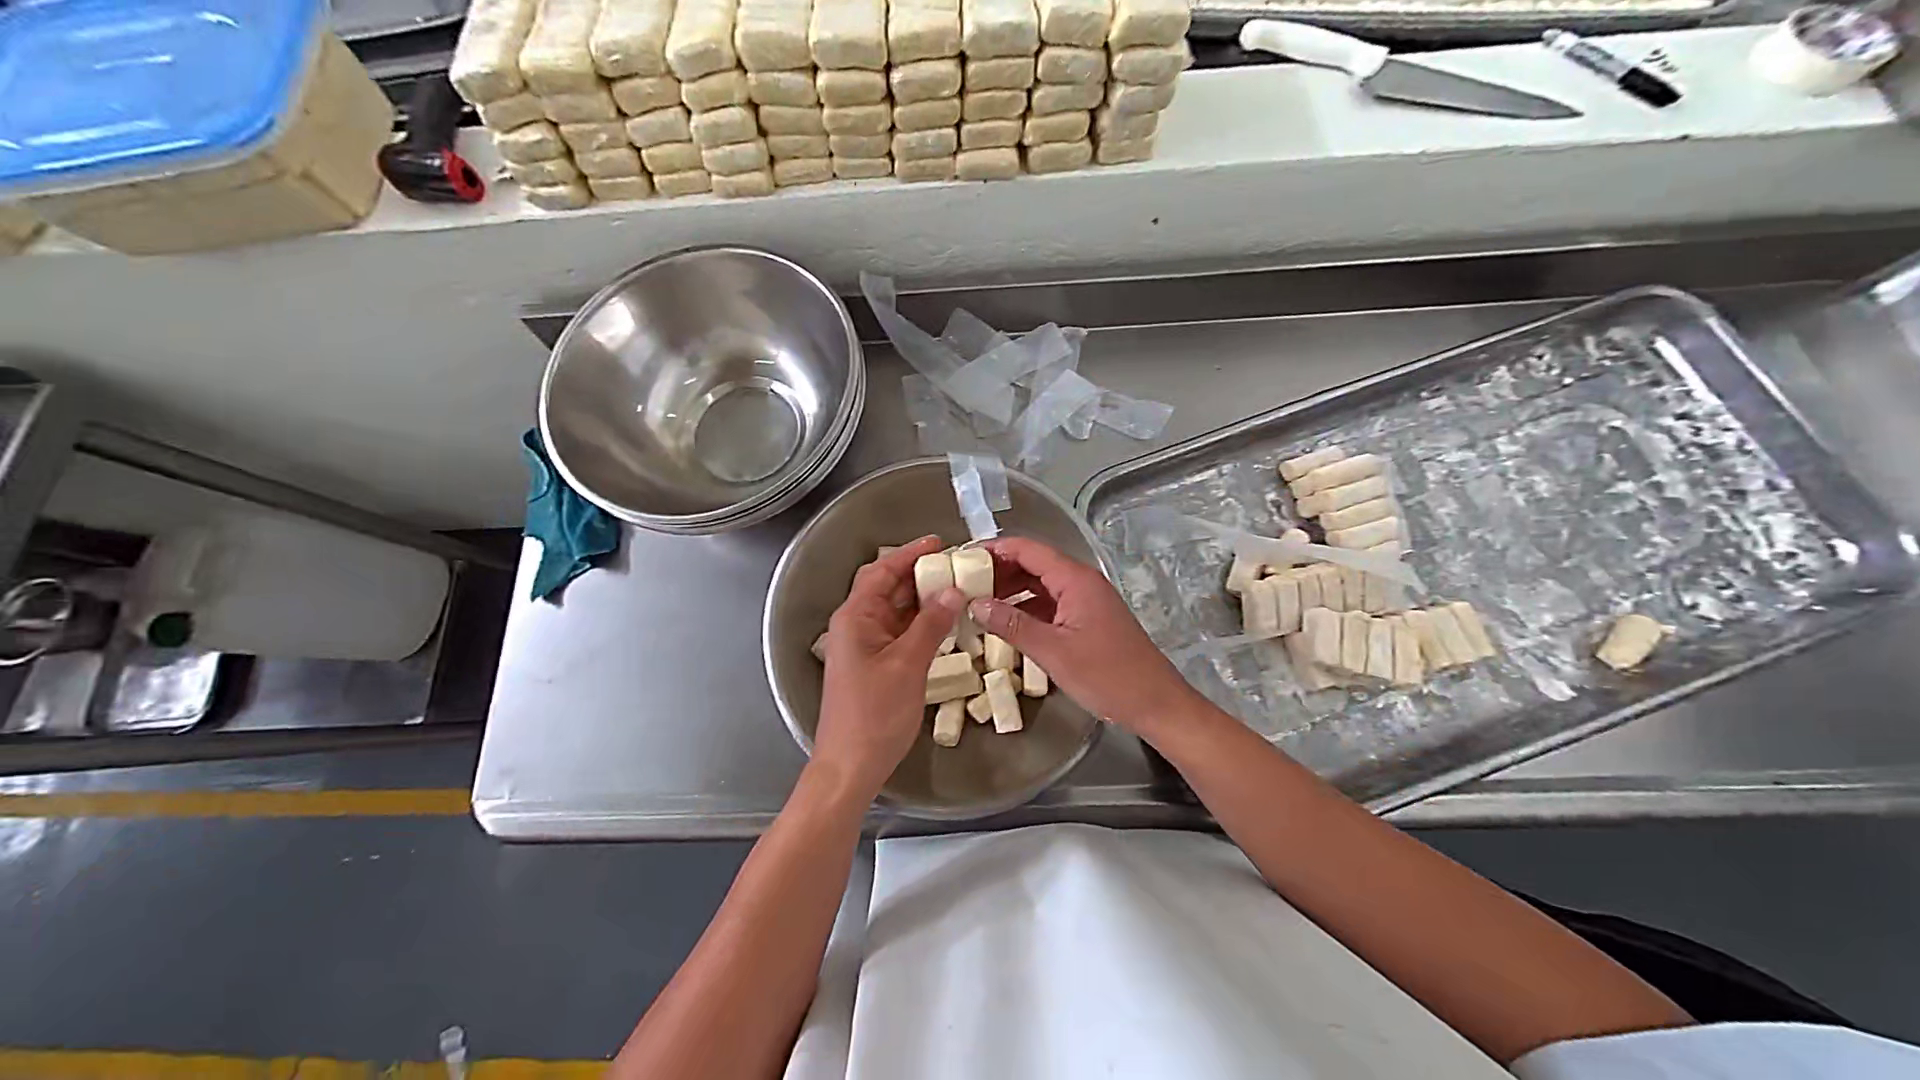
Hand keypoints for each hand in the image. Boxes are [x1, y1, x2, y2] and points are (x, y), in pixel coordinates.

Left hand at [815, 534, 962, 800]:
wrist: (850, 766)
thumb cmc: (874, 715)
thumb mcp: (908, 665)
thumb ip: (931, 624)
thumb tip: (953, 591)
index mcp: (855, 618)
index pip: (882, 572)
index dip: (909, 554)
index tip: (939, 543)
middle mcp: (856, 626)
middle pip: (888, 588)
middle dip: (919, 574)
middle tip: (955, 567)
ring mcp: (865, 647)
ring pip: (895, 611)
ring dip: (922, 600)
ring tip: (957, 590)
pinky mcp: (874, 665)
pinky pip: (899, 633)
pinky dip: (921, 624)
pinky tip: (944, 623)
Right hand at [969, 537, 1206, 737]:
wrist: (1156, 703)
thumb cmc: (1107, 676)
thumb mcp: (1053, 651)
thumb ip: (1012, 624)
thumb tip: (975, 604)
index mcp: (1075, 579)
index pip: (1027, 549)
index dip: (993, 550)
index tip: (962, 559)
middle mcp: (1081, 582)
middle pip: (1033, 564)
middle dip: (998, 571)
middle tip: (964, 585)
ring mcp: (1087, 601)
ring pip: (1041, 585)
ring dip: (1011, 591)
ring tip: (978, 604)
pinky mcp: (1089, 619)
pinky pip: (1051, 604)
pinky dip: (1027, 609)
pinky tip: (1007, 624)